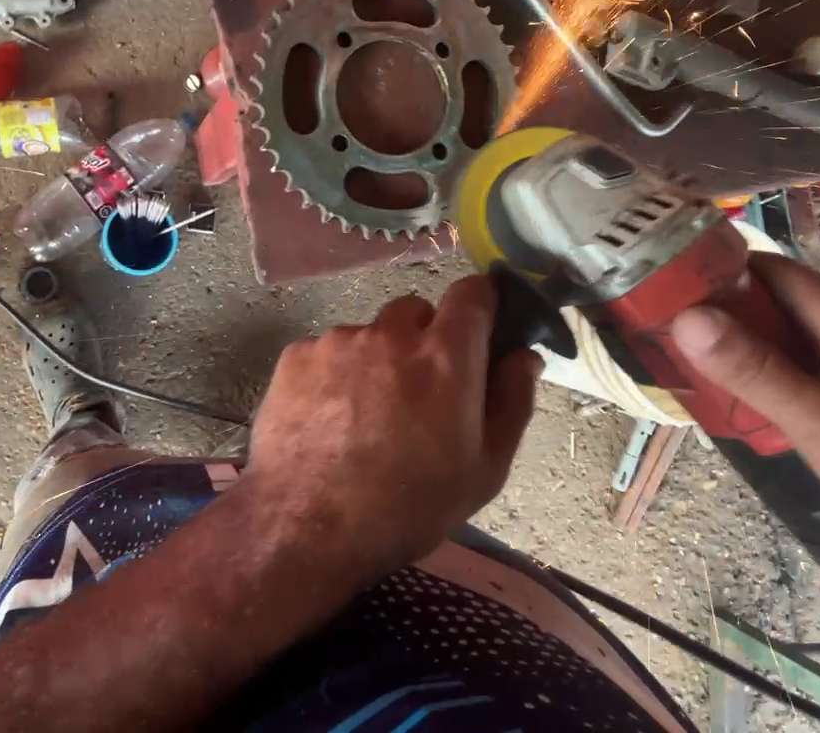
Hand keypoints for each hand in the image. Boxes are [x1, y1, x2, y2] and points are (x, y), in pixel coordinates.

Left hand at [243, 274, 541, 576]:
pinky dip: (332, 374)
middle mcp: (390, 335)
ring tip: (363, 416)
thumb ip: (511, 402)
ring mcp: (337, 340)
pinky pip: (326, 352)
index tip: (477, 329)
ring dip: (375, 359)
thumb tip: (523, 355)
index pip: (472, 294)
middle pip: (415, 312)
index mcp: (445, 357)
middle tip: (416, 392)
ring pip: (368, 334)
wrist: (307, 525)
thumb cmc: (408, 507)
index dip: (479, 305)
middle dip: (422, 338)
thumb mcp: (484, 470)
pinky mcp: (296, 354)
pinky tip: (327, 419)